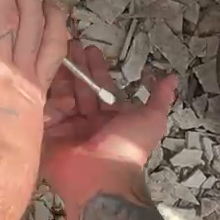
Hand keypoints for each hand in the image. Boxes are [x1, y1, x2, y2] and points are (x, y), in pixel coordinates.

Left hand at [0, 0, 69, 159]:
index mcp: (38, 86)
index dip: (55, 21)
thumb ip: (27, 113)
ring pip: (5, 18)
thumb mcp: (31, 131)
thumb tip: (22, 113)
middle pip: (31, 21)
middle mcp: (22, 70)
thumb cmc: (13, 159)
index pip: (53, 45)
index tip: (53, 5)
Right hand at [42, 43, 178, 216]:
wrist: (101, 176)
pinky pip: (47, 110)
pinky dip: (49, 95)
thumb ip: (160, 98)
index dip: (96, 68)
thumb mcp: (152, 119)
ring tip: (57, 54)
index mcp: (110, 117)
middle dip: (77, 66)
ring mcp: (68, 127)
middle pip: (80, 87)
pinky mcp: (49, 133)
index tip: (90, 49)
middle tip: (71, 44)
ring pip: (63, 94)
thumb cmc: (126, 147)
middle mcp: (88, 121)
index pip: (101, 86)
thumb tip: (172, 79)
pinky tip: (49, 78)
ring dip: (61, 75)